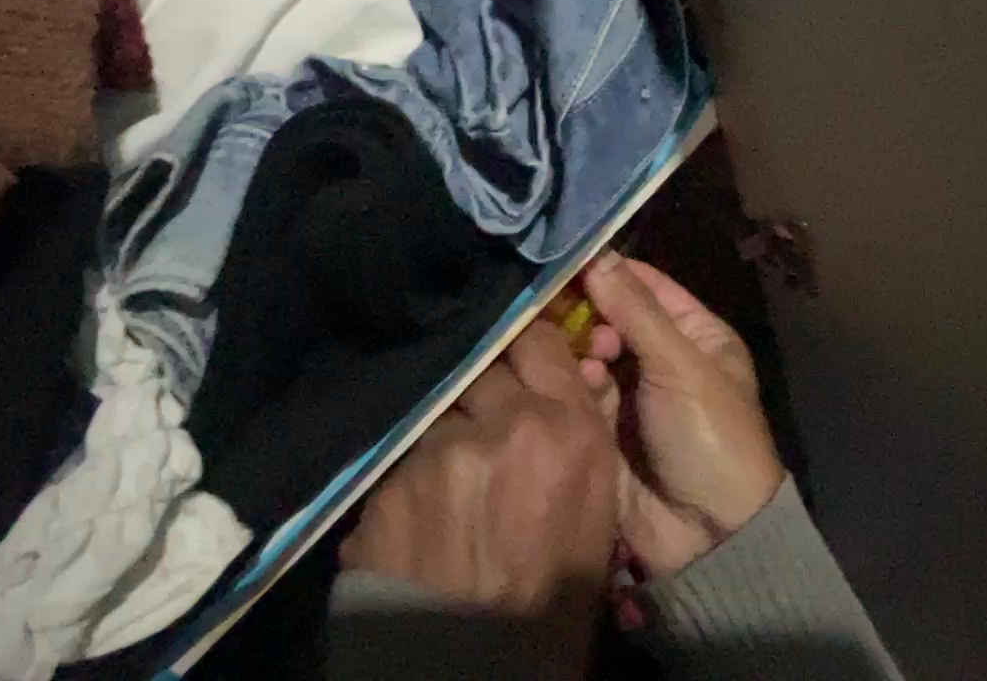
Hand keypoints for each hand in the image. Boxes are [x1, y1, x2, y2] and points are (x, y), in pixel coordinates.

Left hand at [340, 323, 620, 615]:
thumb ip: (582, 428)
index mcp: (566, 428)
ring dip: (446, 434)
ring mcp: (441, 450)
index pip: (538, 340)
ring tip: (449, 480)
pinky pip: (404, 457)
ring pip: (440, 410)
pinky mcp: (390, 482)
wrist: (477, 671)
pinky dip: (412, 476)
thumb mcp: (596, 505)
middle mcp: (504, 423)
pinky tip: (419, 514)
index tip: (518, 354)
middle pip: (482, 366)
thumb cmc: (556, 592)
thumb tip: (574, 376)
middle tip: (483, 422)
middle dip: (483, 387)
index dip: (526, 344)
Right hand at [579, 253, 786, 576]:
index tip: (567, 259)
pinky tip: (577, 387)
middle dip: (591, 314)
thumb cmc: (709, 435)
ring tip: (586, 360)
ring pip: (590, 351)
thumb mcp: (681, 365)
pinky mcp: (602, 425)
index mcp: (696, 335)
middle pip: (613, 316)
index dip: (611, 271)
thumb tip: (597, 255)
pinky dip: (576, 383)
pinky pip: (580, 389)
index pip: (647, 286)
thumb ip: (636, 311)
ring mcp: (630, 392)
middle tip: (572, 319)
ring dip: (583, 350)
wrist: (707, 536)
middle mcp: (661, 356)